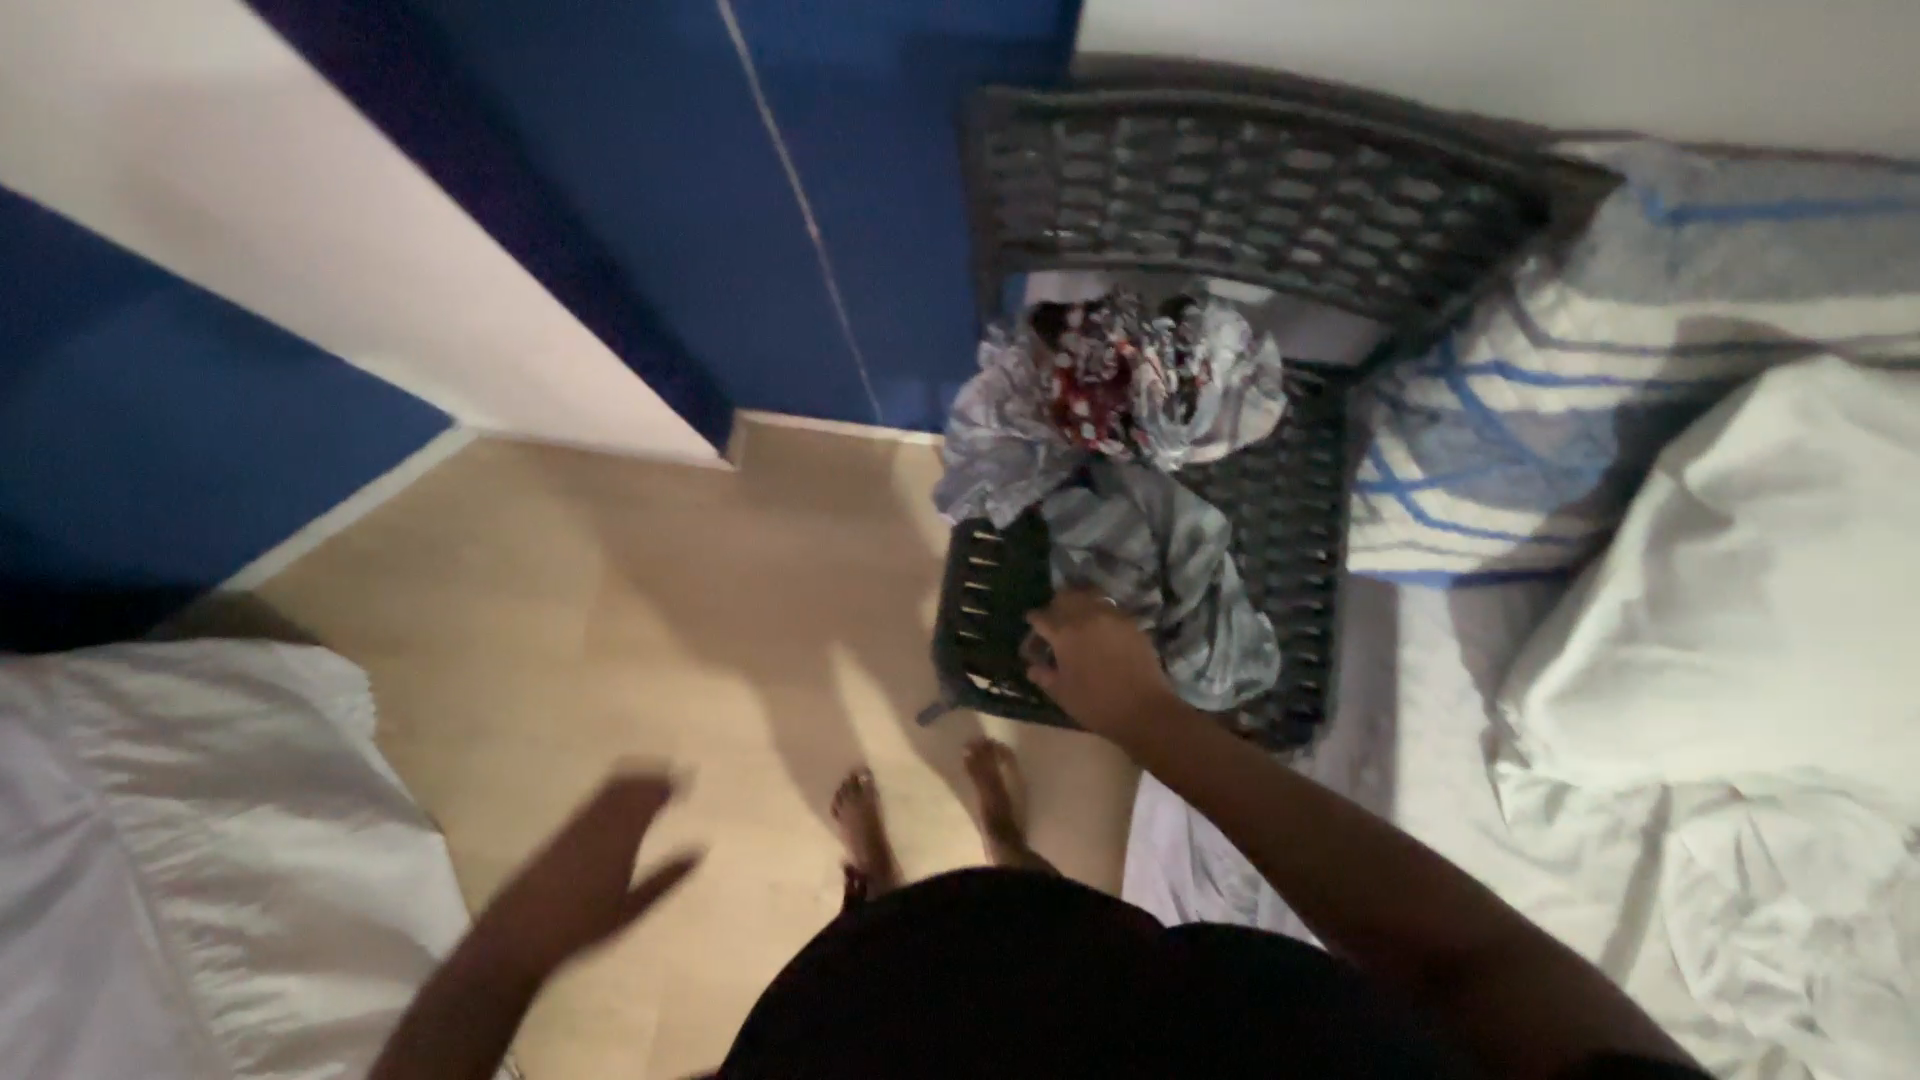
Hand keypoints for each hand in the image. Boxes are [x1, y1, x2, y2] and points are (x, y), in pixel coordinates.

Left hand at [470, 771, 702, 982]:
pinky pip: (594, 799)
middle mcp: (598, 823)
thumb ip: (666, 878)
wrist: (516, 938)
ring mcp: (575, 826)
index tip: (687, 780)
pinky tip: (619, 806)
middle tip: (673, 778)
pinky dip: (614, 792)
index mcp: (621, 838)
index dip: (670, 783)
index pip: (649, 796)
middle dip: (652, 775)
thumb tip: (700, 850)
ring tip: (651, 786)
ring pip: (609, 788)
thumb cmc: (581, 928)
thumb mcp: (631, 910)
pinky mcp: (559, 834)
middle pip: (629, 783)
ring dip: (633, 780)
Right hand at [1025, 587, 1184, 739]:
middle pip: (1066, 597)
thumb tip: (1033, 667)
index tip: (1033, 629)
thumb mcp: (1062, 693)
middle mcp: (1086, 616)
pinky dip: (1101, 614)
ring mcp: (1112, 616)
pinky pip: (1110, 610)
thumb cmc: (1096, 704)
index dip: (1033, 622)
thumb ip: (1044, 676)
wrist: (1144, 709)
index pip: (1040, 617)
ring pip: (1090, 597)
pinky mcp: (1132, 623)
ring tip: (1079, 621)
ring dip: (1080, 605)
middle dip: (1056, 606)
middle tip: (1055, 621)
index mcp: (1064, 633)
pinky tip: (1102, 631)